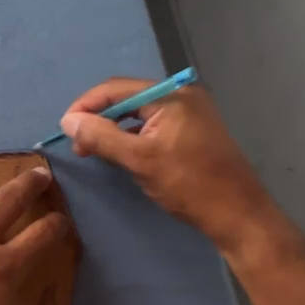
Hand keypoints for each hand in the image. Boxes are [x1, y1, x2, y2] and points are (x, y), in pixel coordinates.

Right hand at [58, 77, 276, 254]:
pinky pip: (153, 124)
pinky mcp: (192, 131)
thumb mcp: (139, 160)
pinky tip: (121, 153)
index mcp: (171, 95)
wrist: (239, 215)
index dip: (86, 105)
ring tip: (94, 150)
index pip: (116, 89)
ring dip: (114, 128)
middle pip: (127, 98)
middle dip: (99, 118)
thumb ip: (101, 136)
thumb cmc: (189, 185)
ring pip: (139, 113)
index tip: (65, 128)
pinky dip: (132, 136)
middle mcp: (181, 96)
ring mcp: (190, 113)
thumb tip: (68, 121)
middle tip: (78, 143)